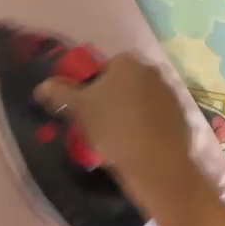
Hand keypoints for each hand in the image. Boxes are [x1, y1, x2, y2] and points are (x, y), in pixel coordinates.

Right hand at [35, 54, 206, 211]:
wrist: (156, 163)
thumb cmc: (113, 129)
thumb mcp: (78, 110)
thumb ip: (59, 93)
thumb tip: (42, 85)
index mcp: (127, 62)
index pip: (105, 68)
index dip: (94, 88)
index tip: (88, 110)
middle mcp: (152, 69)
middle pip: (125, 82)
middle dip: (114, 98)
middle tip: (101, 125)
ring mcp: (171, 92)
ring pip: (142, 99)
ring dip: (132, 113)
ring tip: (119, 139)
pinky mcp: (182, 116)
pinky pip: (157, 117)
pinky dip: (148, 127)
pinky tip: (139, 146)